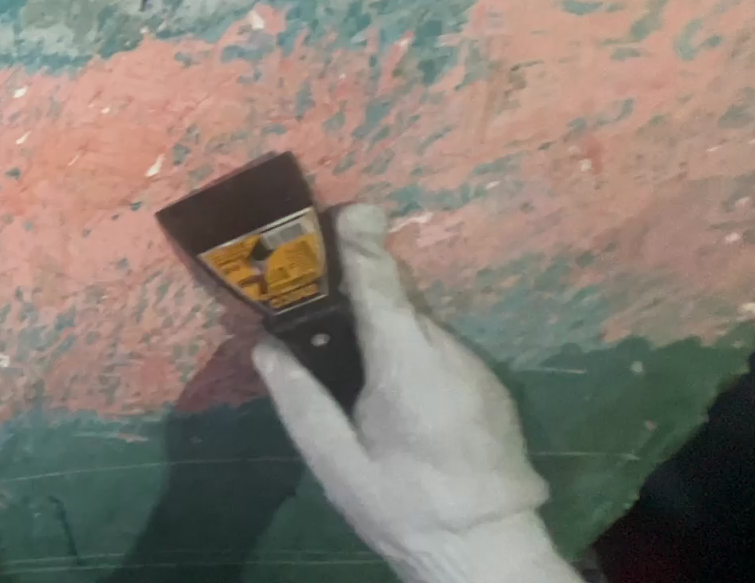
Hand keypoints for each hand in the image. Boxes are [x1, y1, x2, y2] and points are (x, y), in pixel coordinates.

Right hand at [253, 205, 579, 582]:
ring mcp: (473, 366)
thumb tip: (263, 345)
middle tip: (305, 275)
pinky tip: (379, 374)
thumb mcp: (334, 460)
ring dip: (375, 313)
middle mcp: (447, 354)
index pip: (381, 286)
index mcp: (409, 368)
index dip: (361, 243)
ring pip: (413, 317)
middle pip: (395, 295)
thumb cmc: (404, 506)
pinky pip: (429, 339)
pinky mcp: (484, 380)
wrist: (491, 558)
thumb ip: (296, 397)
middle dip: (353, 277)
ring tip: (334, 333)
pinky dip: (398, 337)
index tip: (350, 206)